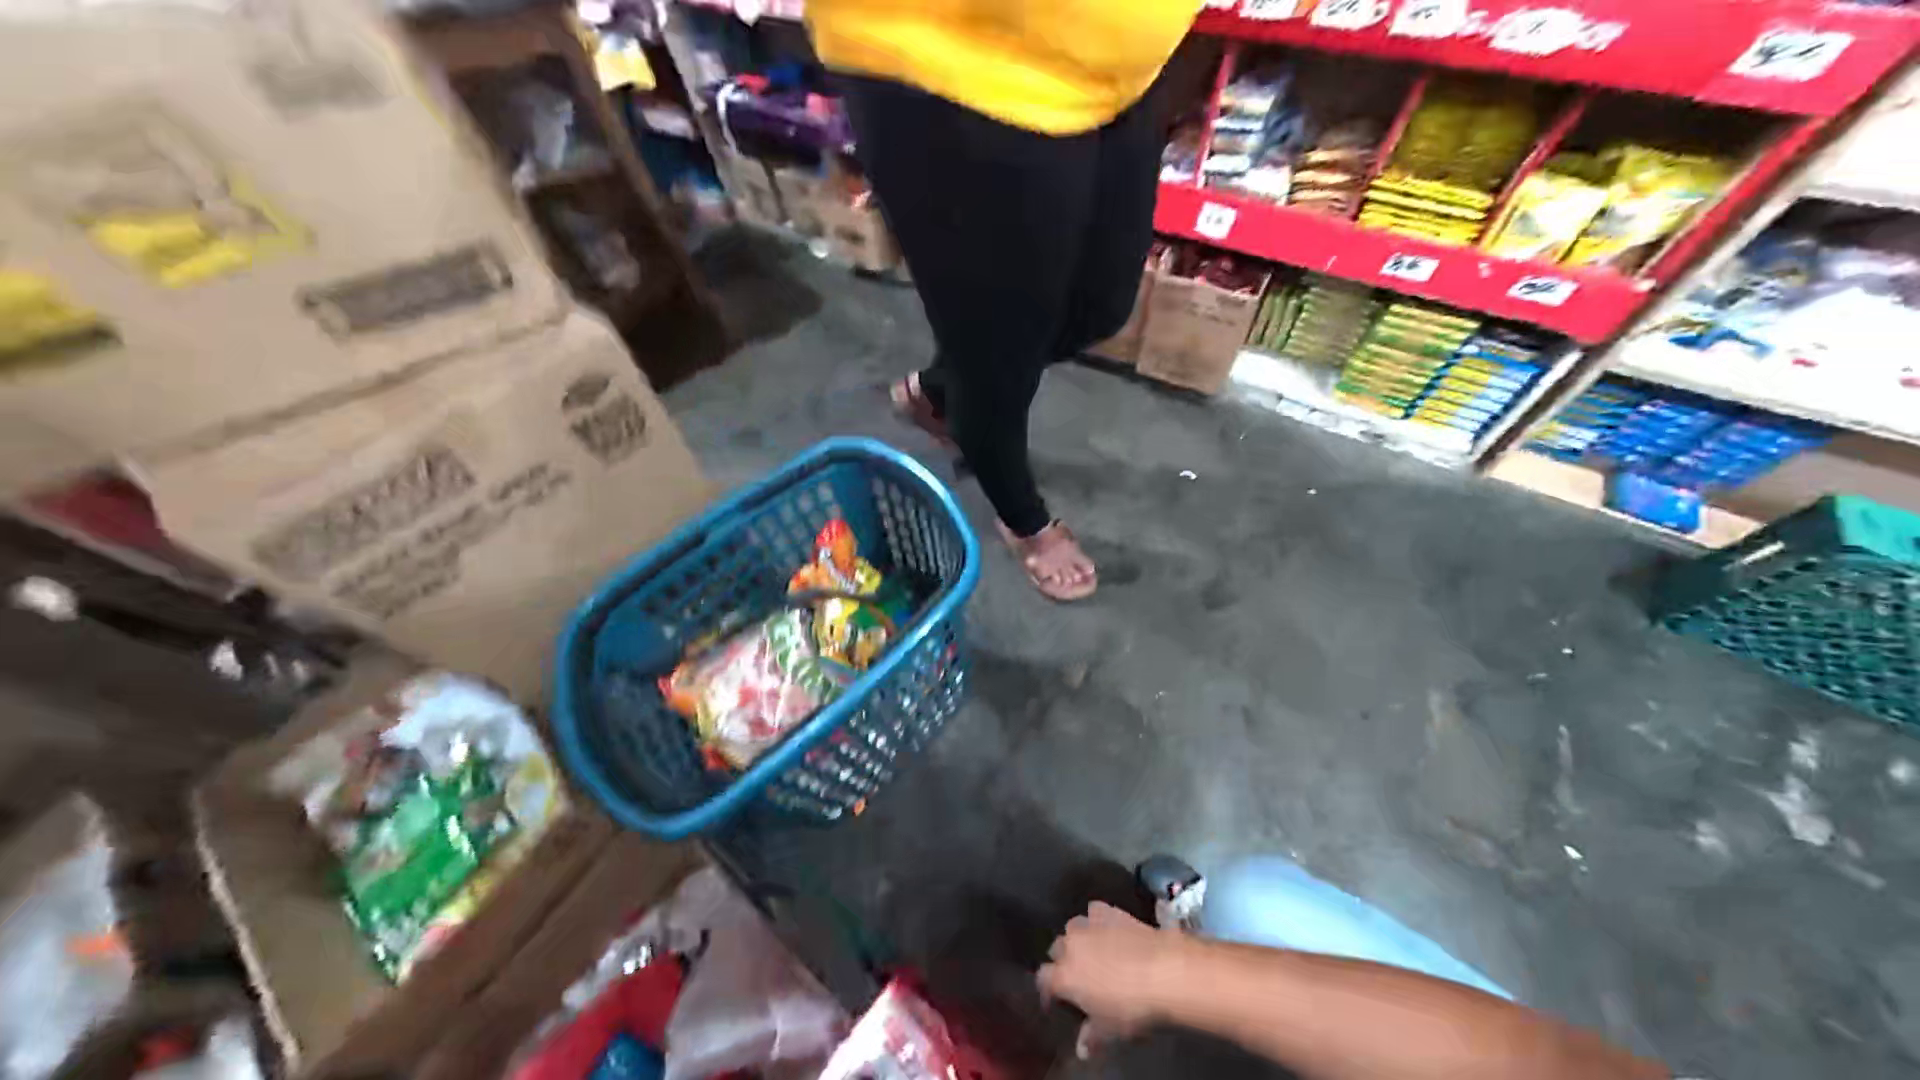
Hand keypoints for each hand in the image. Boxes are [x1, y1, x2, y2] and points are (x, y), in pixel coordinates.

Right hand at [1037, 902, 1191, 1052]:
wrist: (1161, 971)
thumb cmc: (1132, 1007)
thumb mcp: (1110, 1030)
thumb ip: (1091, 1037)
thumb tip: (1081, 1049)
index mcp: (1064, 976)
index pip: (1043, 979)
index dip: (1048, 990)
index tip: (1055, 1000)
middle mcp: (1070, 945)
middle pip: (1057, 949)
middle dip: (1063, 961)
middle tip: (1078, 977)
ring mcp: (1088, 924)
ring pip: (1072, 928)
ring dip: (1078, 939)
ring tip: (1092, 951)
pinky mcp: (1108, 911)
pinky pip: (1094, 912)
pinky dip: (1097, 920)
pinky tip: (1108, 929)